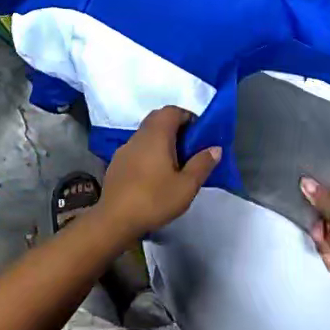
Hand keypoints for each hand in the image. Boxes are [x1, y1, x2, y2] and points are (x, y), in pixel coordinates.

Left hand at [96, 106, 221, 237]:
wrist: (115, 219)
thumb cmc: (154, 199)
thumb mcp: (186, 186)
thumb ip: (202, 164)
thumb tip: (215, 147)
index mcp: (156, 135)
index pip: (171, 111)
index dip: (187, 117)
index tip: (199, 134)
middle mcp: (138, 136)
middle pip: (157, 119)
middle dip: (175, 127)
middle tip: (190, 147)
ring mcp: (124, 149)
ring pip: (145, 134)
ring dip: (161, 140)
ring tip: (175, 163)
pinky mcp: (117, 163)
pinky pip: (136, 148)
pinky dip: (149, 152)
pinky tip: (154, 174)